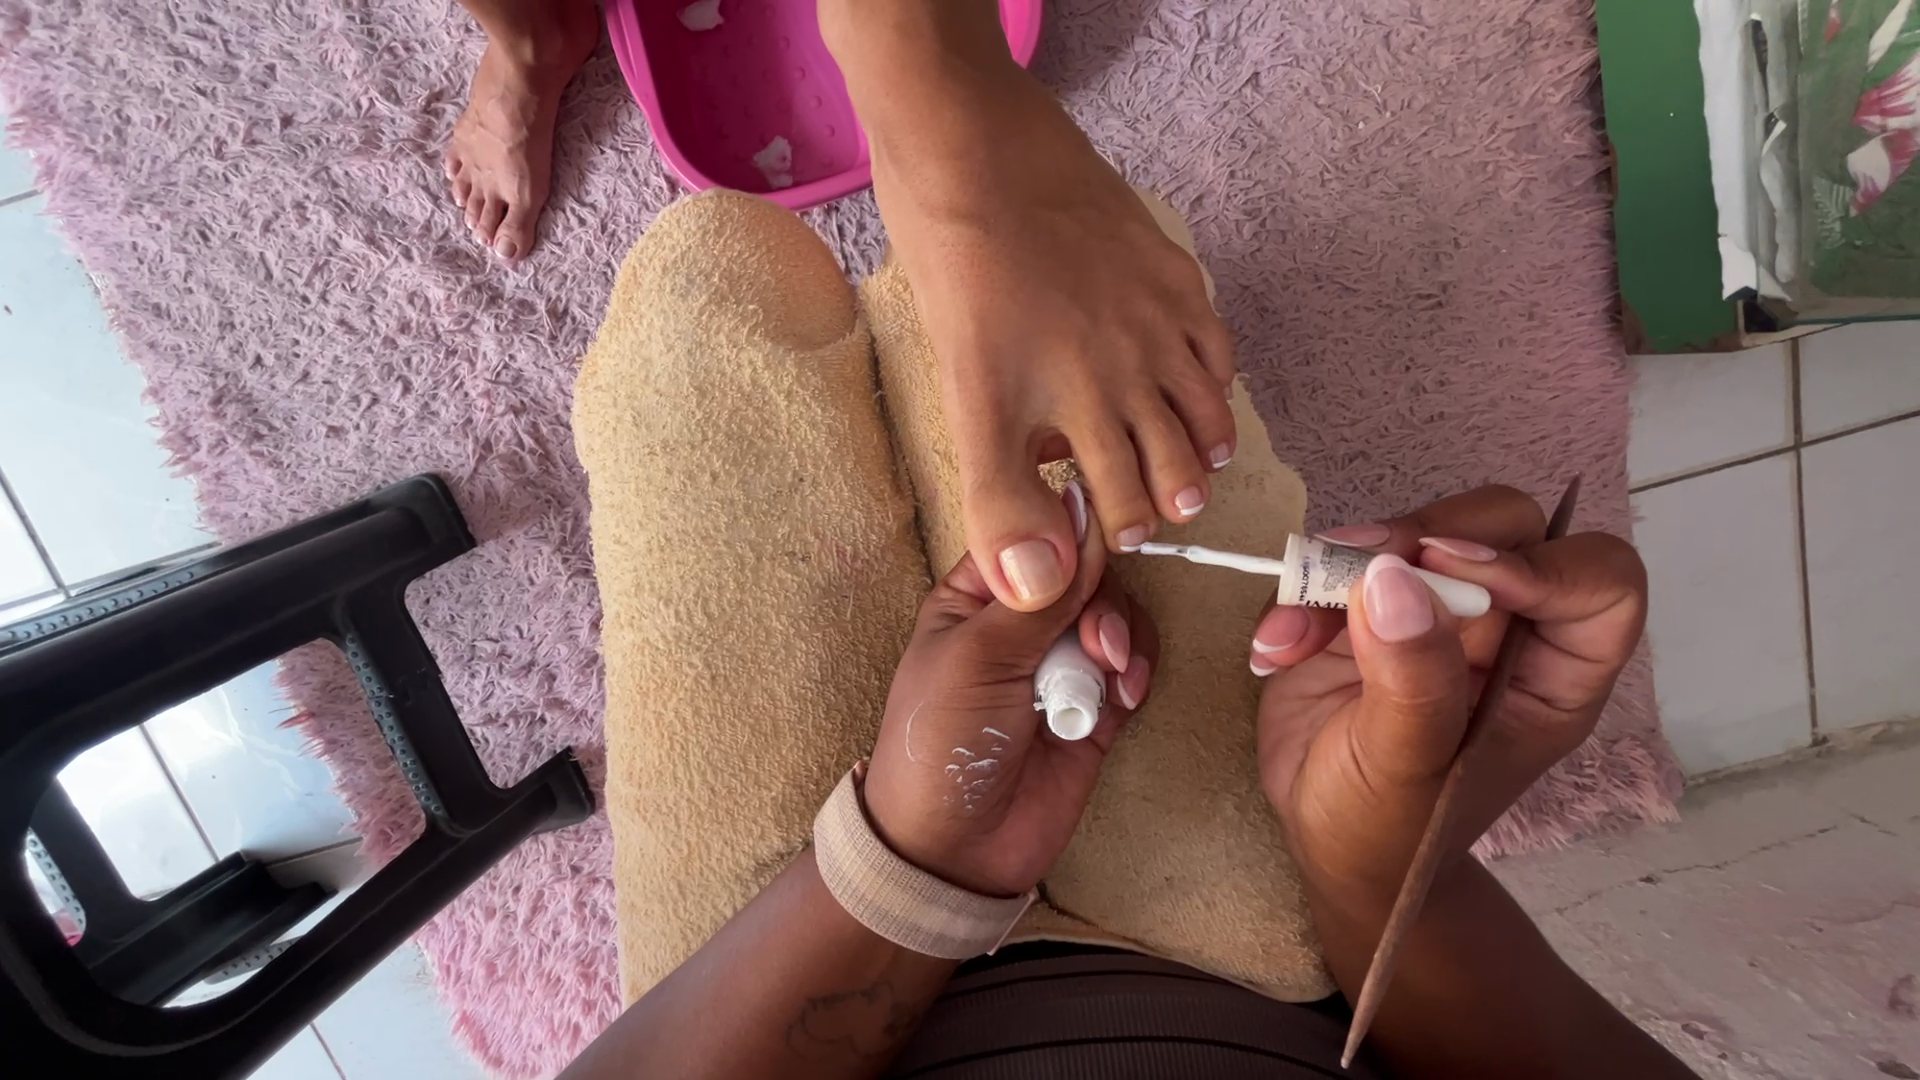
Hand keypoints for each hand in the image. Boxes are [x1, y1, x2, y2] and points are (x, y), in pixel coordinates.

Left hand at [862, 483, 1158, 896]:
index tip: (1113, 542)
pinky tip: (1124, 697)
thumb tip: (1082, 507)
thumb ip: (1043, 594)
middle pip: (1088, 574)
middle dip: (1102, 604)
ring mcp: (1060, 661)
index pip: (1039, 539)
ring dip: (1121, 640)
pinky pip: (1132, 664)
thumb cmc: (944, 740)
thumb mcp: (981, 656)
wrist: (957, 849)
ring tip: (1109, 679)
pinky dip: (1136, 672)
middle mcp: (1021, 620)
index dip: (1076, 538)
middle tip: (1095, 649)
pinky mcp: (1095, 702)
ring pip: (1116, 616)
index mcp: (978, 594)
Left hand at [867, 55, 1236, 613]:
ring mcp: (1165, 316)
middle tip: (1169, 513)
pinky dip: (1214, 376)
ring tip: (1198, 470)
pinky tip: (1205, 383)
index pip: (1128, 499)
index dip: (1127, 527)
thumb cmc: (961, 279)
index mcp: (1089, 410)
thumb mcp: (966, 400)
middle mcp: (1143, 370)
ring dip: (1202, 445)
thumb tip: (1038, 585)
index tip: (1125, 540)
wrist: (974, 150)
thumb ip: (1002, 497)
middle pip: (1178, 458)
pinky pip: (1215, 339)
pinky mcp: (1170, 267)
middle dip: (1171, 495)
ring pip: (1206, 405)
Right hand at [1245, 486, 1648, 905]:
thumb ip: (1412, 679)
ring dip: (1338, 567)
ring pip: (1409, 534)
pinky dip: (1295, 592)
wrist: (1319, 836)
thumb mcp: (1405, 766)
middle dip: (1423, 534)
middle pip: (1498, 526)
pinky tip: (1272, 649)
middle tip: (1358, 563)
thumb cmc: (1384, 827)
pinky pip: (1333, 565)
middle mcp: (1494, 629)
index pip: (1595, 582)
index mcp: (1545, 674)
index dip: (1539, 563)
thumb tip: (1396, 578)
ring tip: (1287, 635)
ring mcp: (1422, 613)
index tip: (1446, 572)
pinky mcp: (1357, 610)